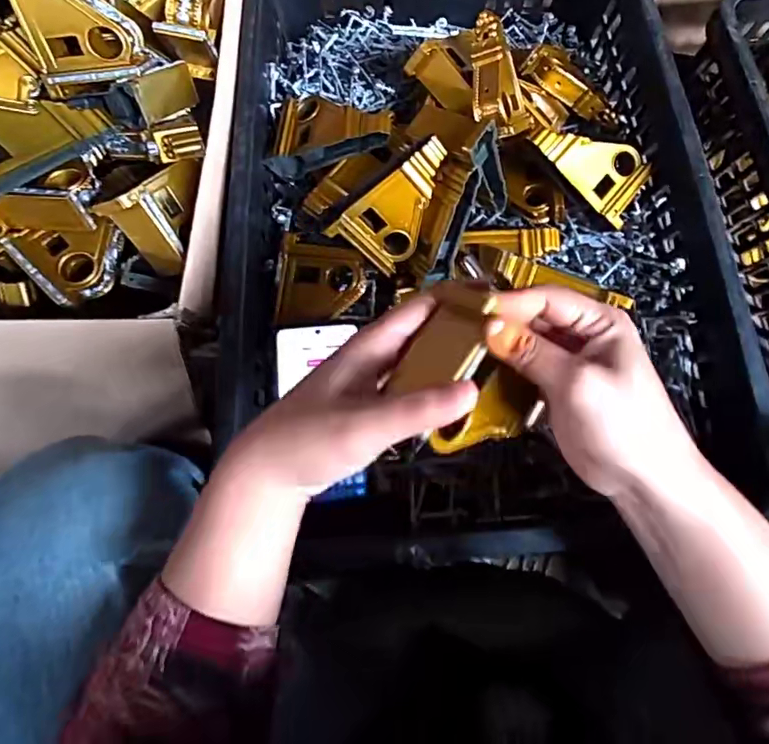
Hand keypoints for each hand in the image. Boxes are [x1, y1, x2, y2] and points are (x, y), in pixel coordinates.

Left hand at [222, 291, 479, 498]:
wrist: (268, 472)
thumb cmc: (303, 440)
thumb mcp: (366, 424)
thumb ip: (416, 409)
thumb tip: (467, 391)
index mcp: (370, 345)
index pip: (422, 305)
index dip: (457, 296)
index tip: (492, 298)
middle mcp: (373, 355)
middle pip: (426, 328)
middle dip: (462, 326)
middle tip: (500, 334)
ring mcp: (373, 379)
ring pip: (421, 356)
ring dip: (450, 354)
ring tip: (485, 361)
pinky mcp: (372, 402)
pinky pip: (413, 382)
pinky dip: (435, 383)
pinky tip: (449, 397)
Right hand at [485, 285, 701, 499]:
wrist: (645, 482)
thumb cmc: (625, 427)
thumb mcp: (577, 383)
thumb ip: (533, 352)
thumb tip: (492, 325)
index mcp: (600, 322)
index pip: (548, 297)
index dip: (511, 302)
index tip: (476, 309)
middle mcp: (584, 335)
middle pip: (535, 316)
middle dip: (502, 320)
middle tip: (464, 325)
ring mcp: (569, 361)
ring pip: (527, 340)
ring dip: (501, 344)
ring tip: (467, 345)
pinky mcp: (557, 386)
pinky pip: (526, 366)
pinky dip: (507, 367)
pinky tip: (484, 370)